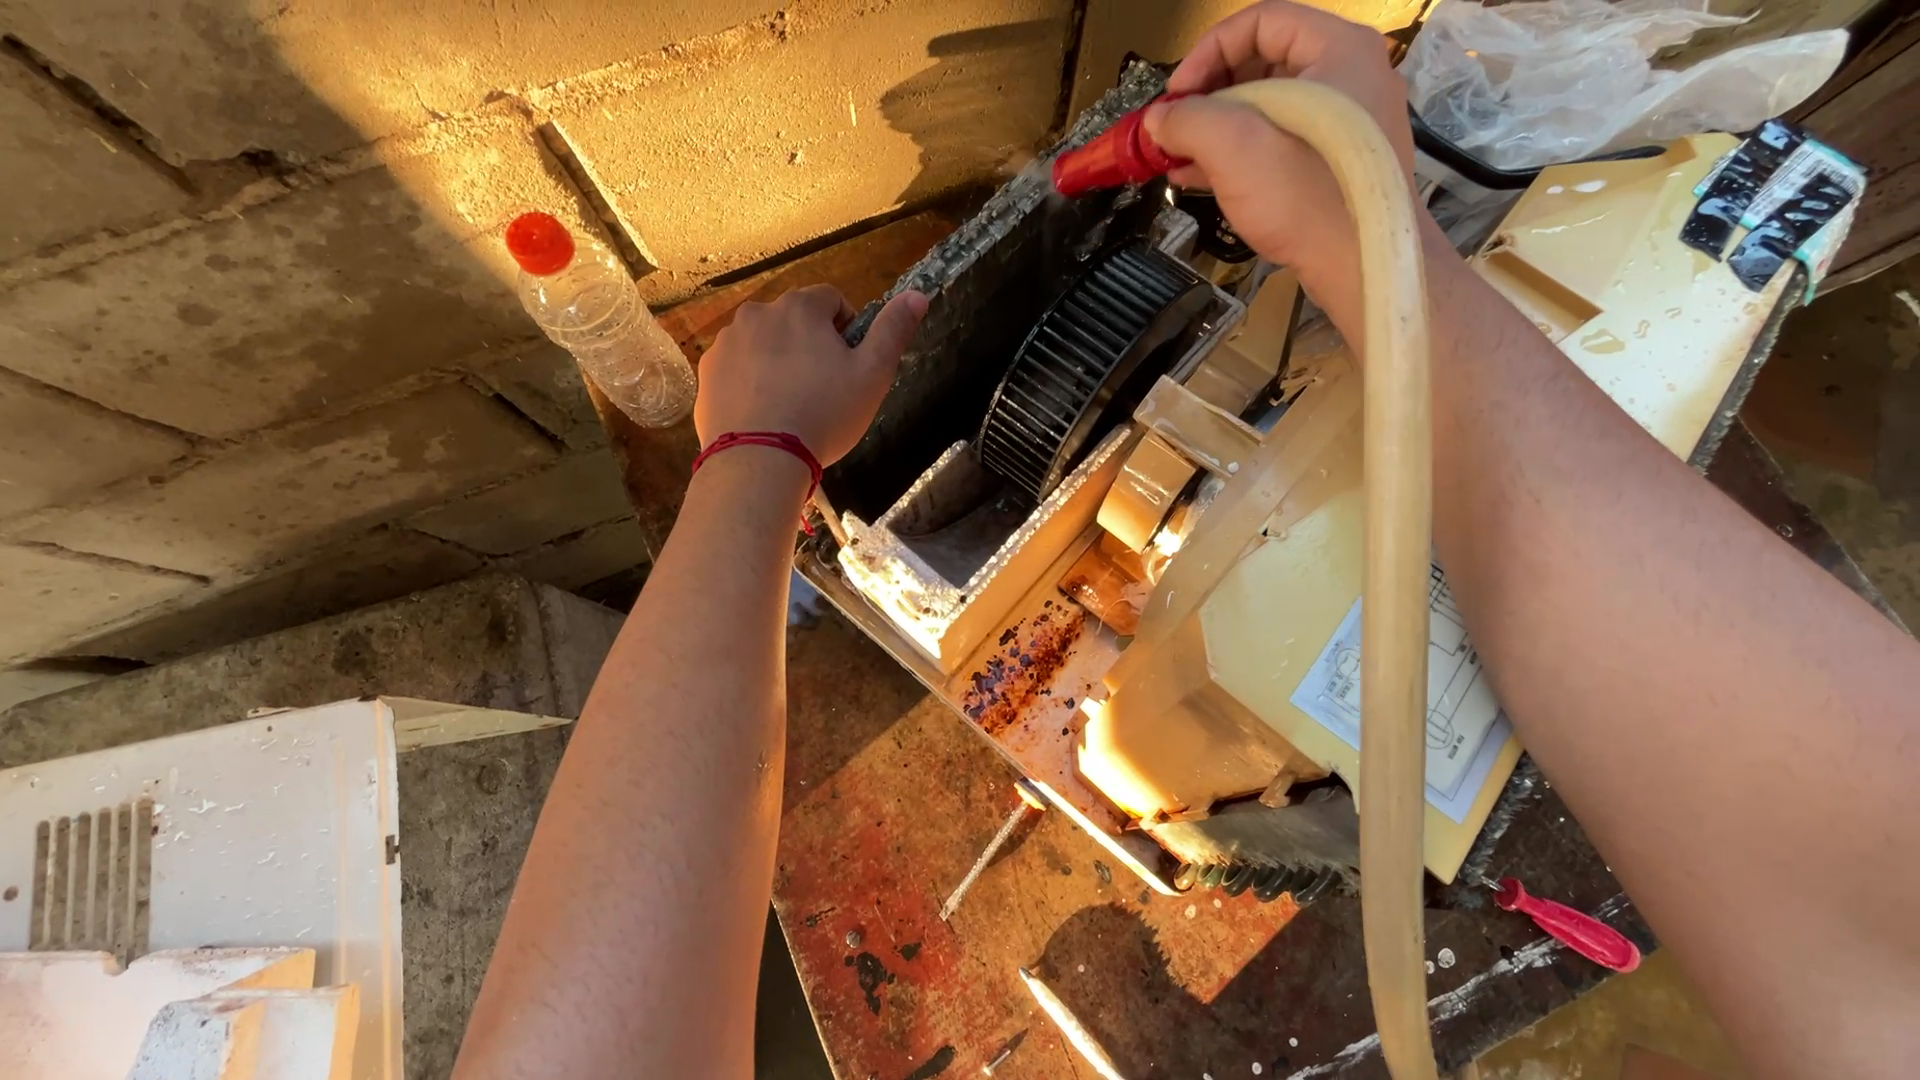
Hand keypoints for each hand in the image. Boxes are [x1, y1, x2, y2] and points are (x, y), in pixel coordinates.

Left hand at [694, 285, 927, 465]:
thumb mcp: (873, 374)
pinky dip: (751, 382)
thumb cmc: (824, 414)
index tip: (849, 365)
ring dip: (778, 361)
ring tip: (791, 406)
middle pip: (794, 320)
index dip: (846, 329)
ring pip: (763, 343)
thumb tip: (917, 295)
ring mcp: (726, 342)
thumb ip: (894, 330)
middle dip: (810, 345)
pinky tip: (764, 414)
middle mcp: (757, 314)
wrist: (759, 459)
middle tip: (823, 390)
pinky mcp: (707, 373)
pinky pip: (737, 368)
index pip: (831, 299)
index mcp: (800, 308)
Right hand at [1142, 1, 1416, 320]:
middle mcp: (1350, 74)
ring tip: (1177, 157)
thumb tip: (1156, 119)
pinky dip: (1240, 152)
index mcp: (1338, 49)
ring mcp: (1348, 121)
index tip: (1175, 96)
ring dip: (1217, 128)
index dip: (1207, 52)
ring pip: (1270, 105)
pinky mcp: (1338, 163)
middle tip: (1174, 128)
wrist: (1362, 264)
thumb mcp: (1235, 148)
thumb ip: (1189, 120)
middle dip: (1209, 95)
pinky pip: (1281, 139)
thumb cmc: (1306, 198)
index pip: (1260, 21)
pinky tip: (1200, 176)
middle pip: (1264, 61)